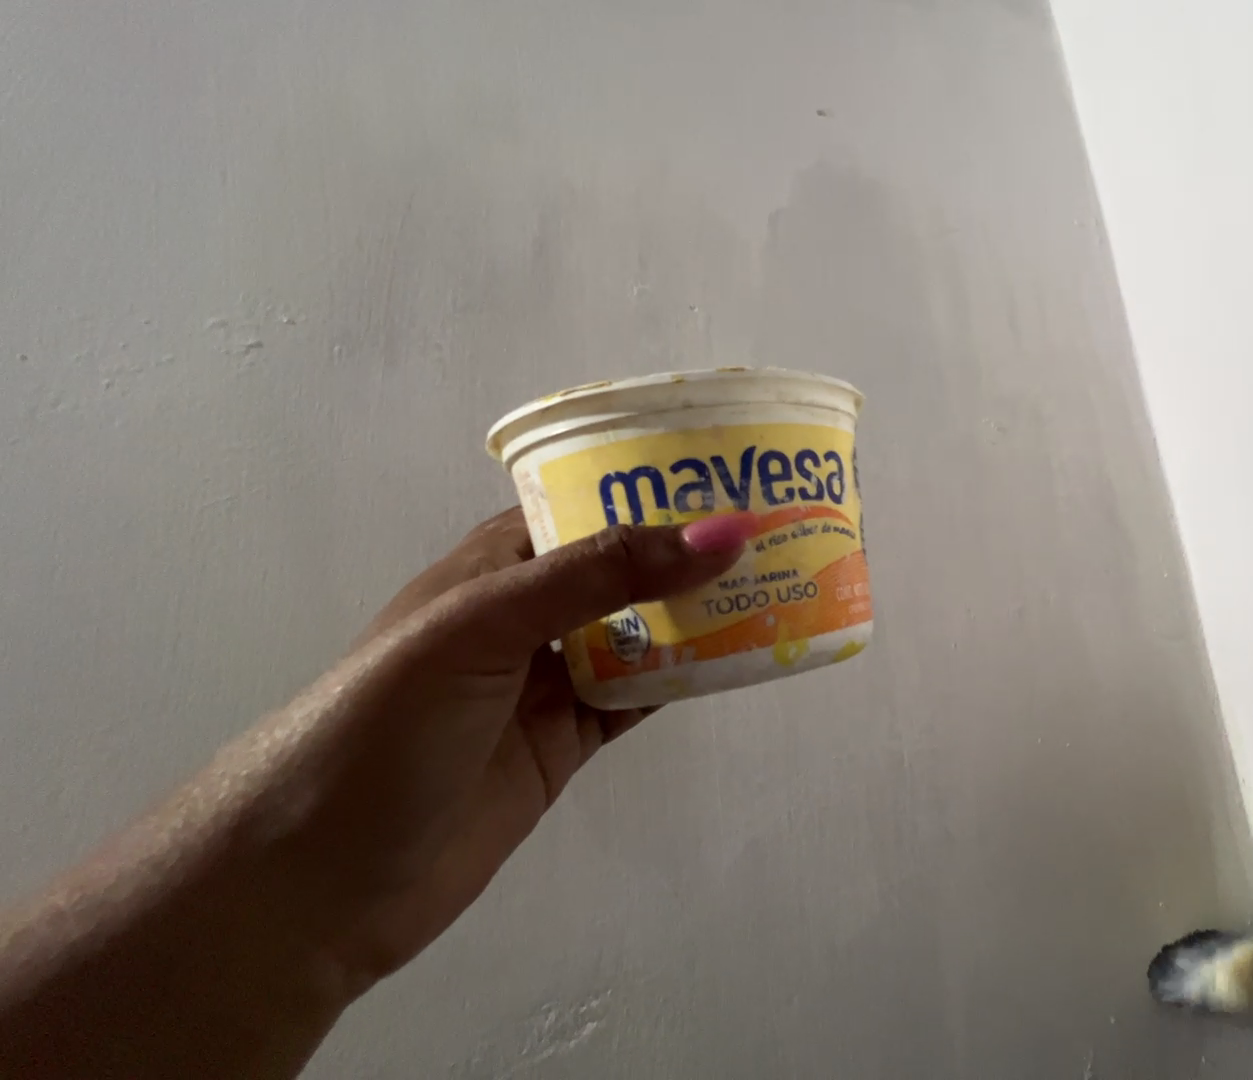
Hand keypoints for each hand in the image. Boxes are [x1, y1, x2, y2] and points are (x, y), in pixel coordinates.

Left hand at [257, 508, 757, 987]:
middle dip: (692, 551)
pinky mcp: (572, 737)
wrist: (317, 886)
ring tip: (776, 587)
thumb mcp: (486, 624)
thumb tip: (722, 531)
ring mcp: (553, 679)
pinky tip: (742, 660)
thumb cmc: (383, 724)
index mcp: (496, 566)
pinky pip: (646, 692)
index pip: (587, 506)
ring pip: (645, 631)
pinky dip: (692, 676)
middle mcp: (530, 614)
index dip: (655, 487)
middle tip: (775, 531)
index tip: (731, 476)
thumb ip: (600, 575)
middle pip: (627, 568)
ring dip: (702, 614)